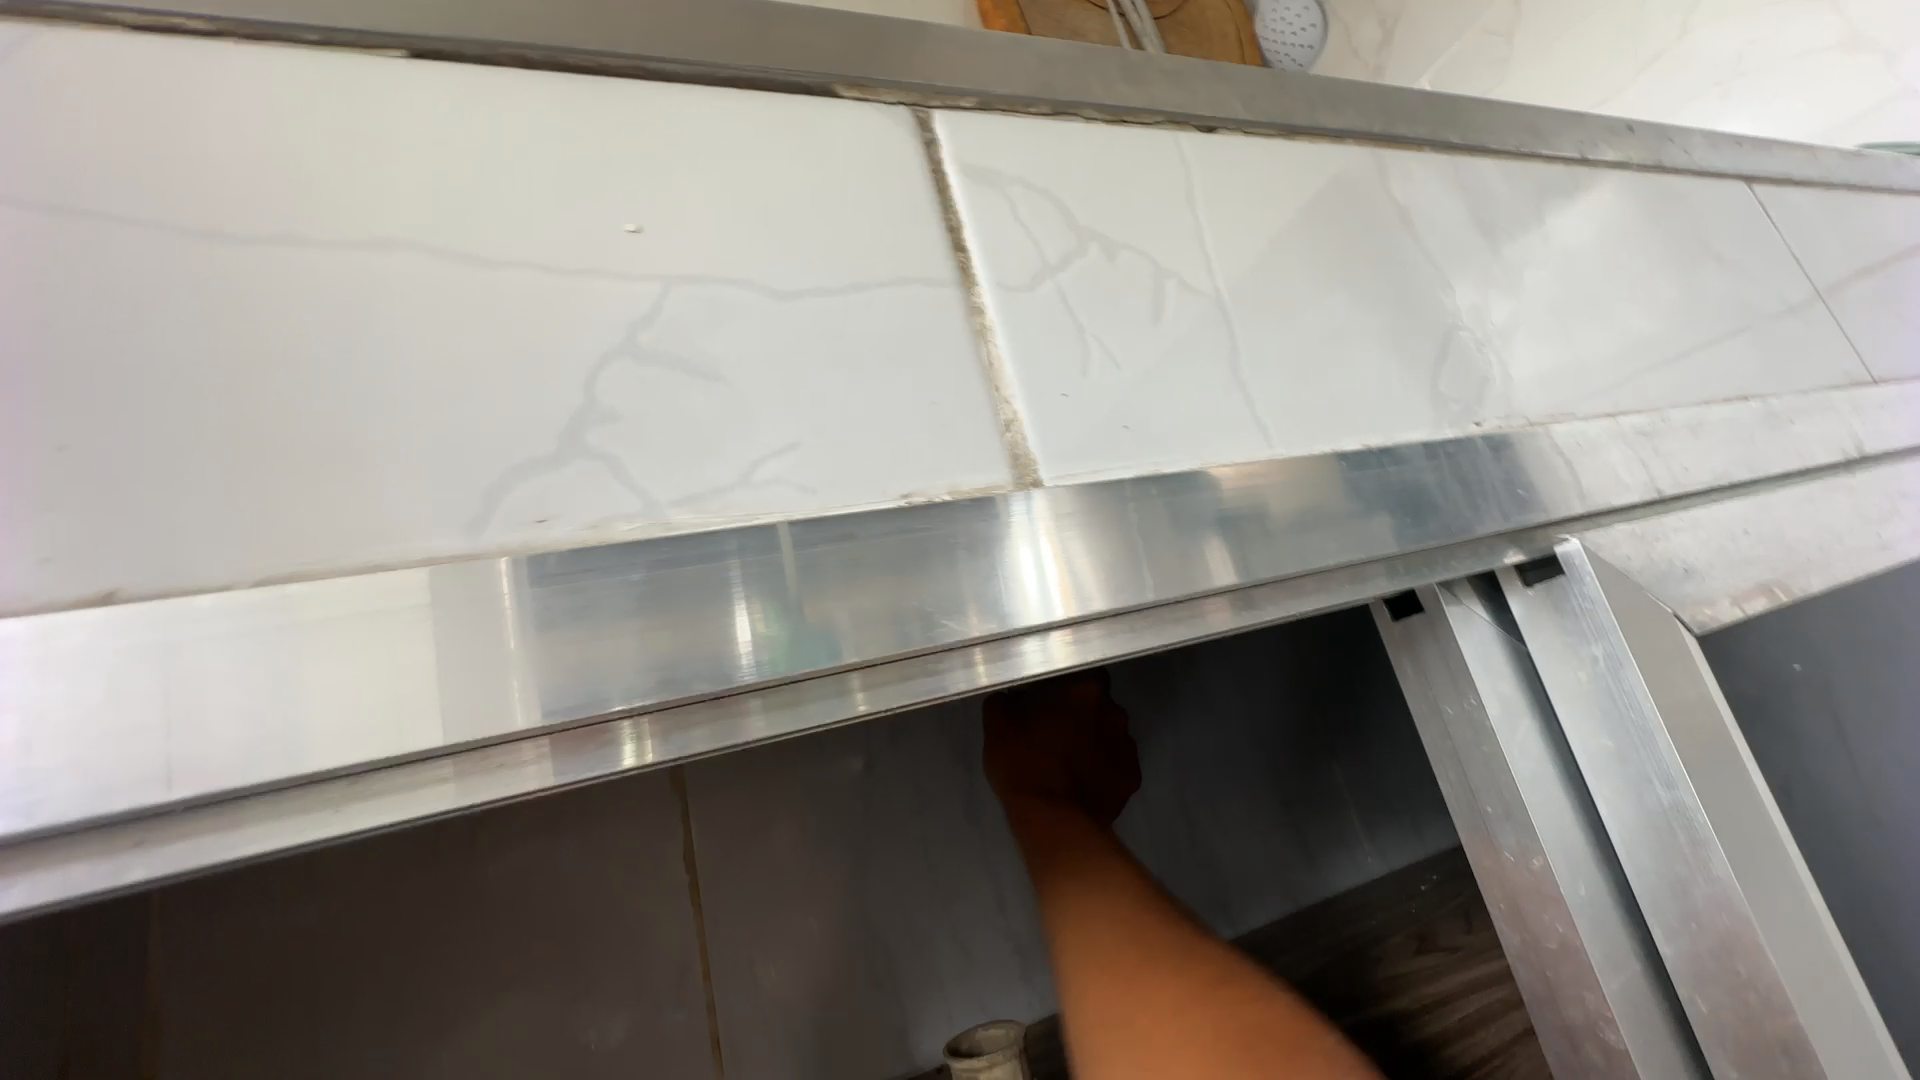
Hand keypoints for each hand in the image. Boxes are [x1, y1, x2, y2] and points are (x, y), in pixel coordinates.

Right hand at [983, 669, 1140, 826]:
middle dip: (1080, 714)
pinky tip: (1082, 783)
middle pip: (1098, 705)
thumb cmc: (1023, 763)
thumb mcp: (998, 724)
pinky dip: (1102, 770)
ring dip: (1093, 742)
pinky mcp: (1132, 778)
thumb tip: (1009, 697)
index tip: (1049, 700)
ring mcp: (1128, 746)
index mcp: (1086, 689)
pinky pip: (1116, 766)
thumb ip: (1005, 700)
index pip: (1083, 673)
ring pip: (1109, 735)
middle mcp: (1115, 712)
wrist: (1051, 820)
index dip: (1065, 686)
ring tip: (1068, 762)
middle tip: (1055, 732)